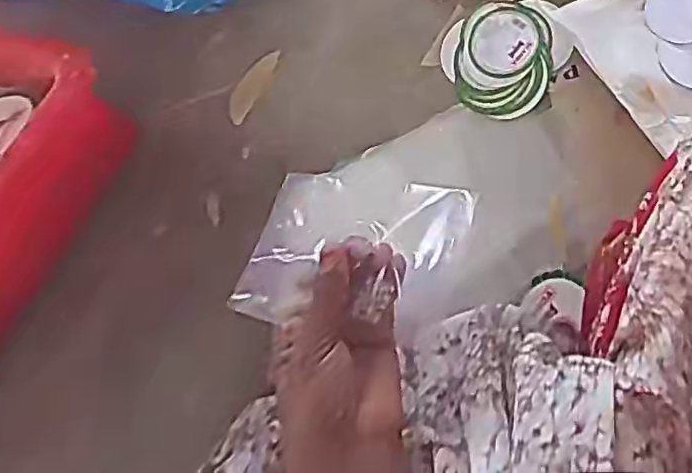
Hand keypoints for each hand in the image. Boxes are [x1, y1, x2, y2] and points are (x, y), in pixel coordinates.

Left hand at [274, 244, 407, 472]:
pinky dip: (391, 282)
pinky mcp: (384, 337)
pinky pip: (386, 303)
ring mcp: (355, 334)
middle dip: (350, 264)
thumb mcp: (314, 347)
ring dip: (372, 270)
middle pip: (339, 287)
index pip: (308, 291)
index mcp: (295, 335)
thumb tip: (333, 251)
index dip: (322, 266)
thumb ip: (328, 297)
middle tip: (364, 245)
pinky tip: (396, 266)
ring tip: (382, 252)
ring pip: (364, 292)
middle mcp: (325, 331)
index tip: (337, 244)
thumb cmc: (316, 403)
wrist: (352, 446)